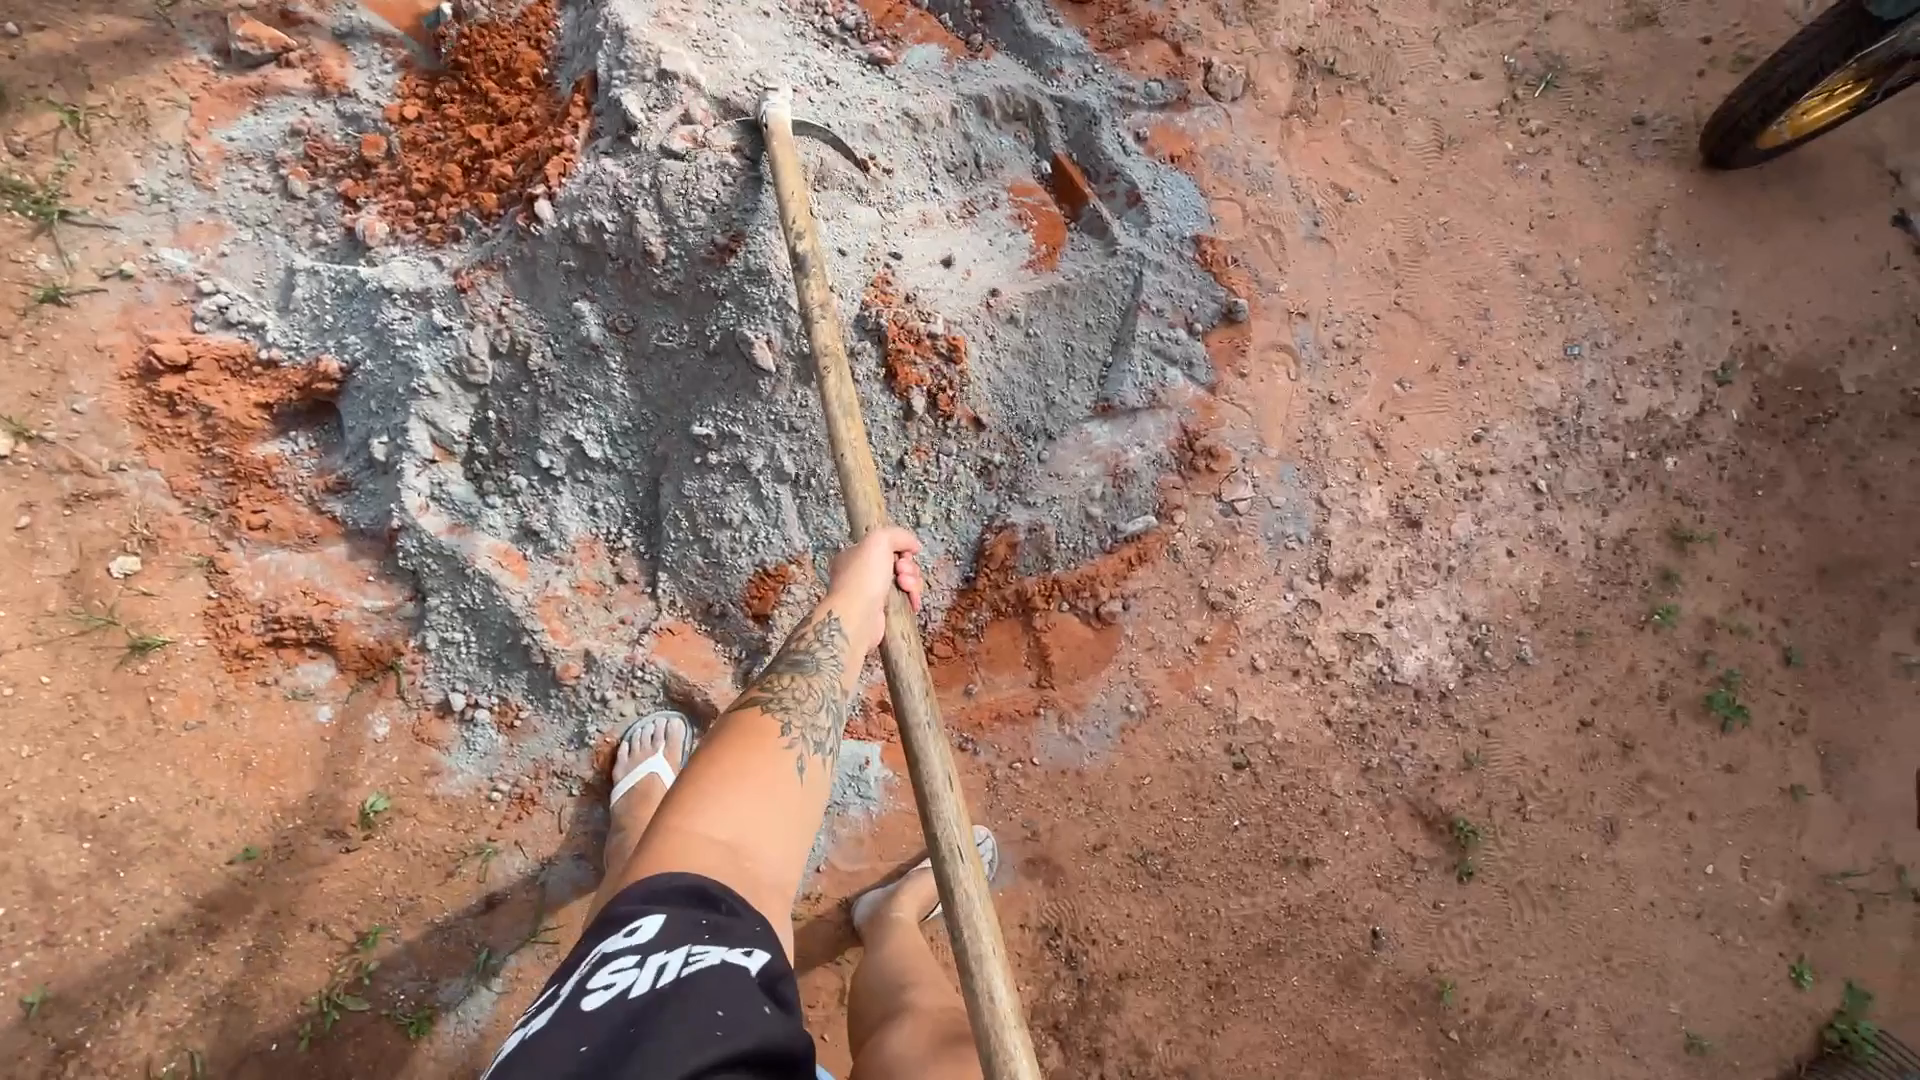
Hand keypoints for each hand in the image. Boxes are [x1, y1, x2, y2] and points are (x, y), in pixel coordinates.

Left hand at [822, 526, 923, 656]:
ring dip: (913, 581)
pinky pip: (906, 599)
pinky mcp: (885, 612)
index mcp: (855, 555)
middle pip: (899, 563)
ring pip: (906, 581)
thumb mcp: (878, 540)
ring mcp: (874, 594)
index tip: (902, 555)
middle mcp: (863, 574)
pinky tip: (911, 600)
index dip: (900, 548)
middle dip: (908, 567)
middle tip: (901, 572)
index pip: (885, 546)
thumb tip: (914, 546)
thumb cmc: (863, 576)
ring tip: (905, 587)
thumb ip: (898, 535)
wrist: (858, 616)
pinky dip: (912, 597)